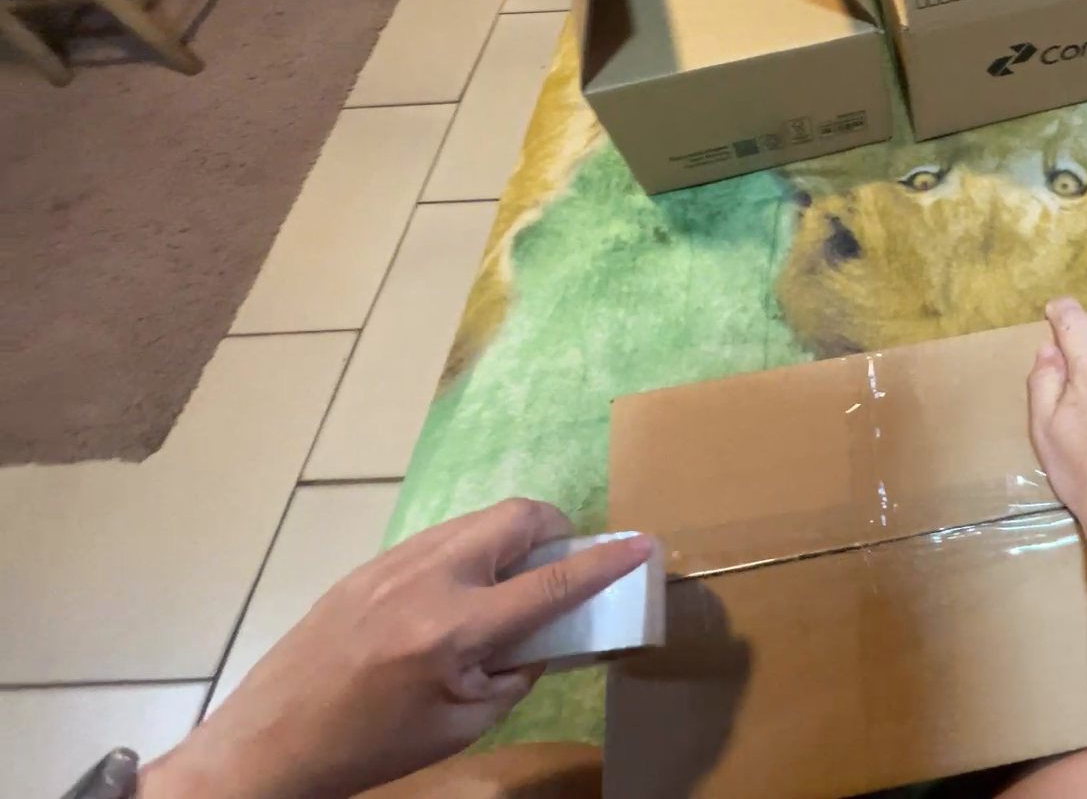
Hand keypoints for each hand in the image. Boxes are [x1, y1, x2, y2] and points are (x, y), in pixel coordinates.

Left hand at [141, 499, 652, 798]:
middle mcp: (429, 581)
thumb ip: (522, 667)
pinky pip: (448, 533)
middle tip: (558, 560)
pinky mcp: (373, 563)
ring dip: (515, 535)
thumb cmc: (370, 748)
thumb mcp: (464, 723)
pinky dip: (476, 547)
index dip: (605, 561)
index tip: (643, 543)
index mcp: (454, 631)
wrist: (258, 753)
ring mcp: (395, 564)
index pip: (553, 582)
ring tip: (508, 577)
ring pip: (484, 517)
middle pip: (519, 518)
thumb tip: (552, 627)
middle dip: (555, 528)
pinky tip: (460, 588)